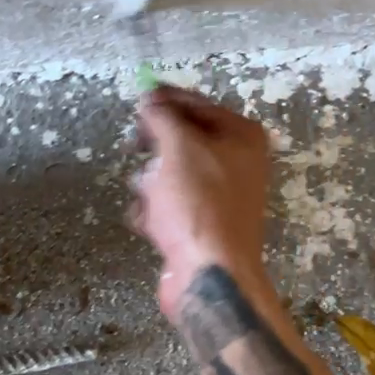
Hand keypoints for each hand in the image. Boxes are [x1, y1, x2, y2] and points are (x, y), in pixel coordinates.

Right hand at [130, 86, 272, 315]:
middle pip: (184, 138)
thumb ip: (163, 116)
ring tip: (147, 194)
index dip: (166, 99)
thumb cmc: (198, 203)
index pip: (198, 104)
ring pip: (173, 172)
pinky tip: (147, 222)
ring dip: (152, 181)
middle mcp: (238, 161)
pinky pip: (172, 203)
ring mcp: (222, 194)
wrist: (210, 276)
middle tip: (132, 146)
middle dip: (156, 146)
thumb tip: (151, 97)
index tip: (137, 98)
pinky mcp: (204, 223)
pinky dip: (156, 210)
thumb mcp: (178, 148)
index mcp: (242, 136)